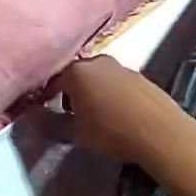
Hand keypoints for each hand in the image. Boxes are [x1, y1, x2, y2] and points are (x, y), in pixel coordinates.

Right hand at [51, 55, 195, 168]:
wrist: (161, 133)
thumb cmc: (111, 131)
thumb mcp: (76, 133)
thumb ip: (53, 124)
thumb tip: (35, 119)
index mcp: (76, 71)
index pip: (52, 81)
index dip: (46, 96)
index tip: (44, 110)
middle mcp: (98, 62)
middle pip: (77, 75)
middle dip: (71, 92)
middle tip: (71, 114)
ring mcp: (122, 67)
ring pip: (98, 78)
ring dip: (93, 92)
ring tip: (95, 116)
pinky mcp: (142, 77)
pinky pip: (117, 83)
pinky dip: (112, 94)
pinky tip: (117, 114)